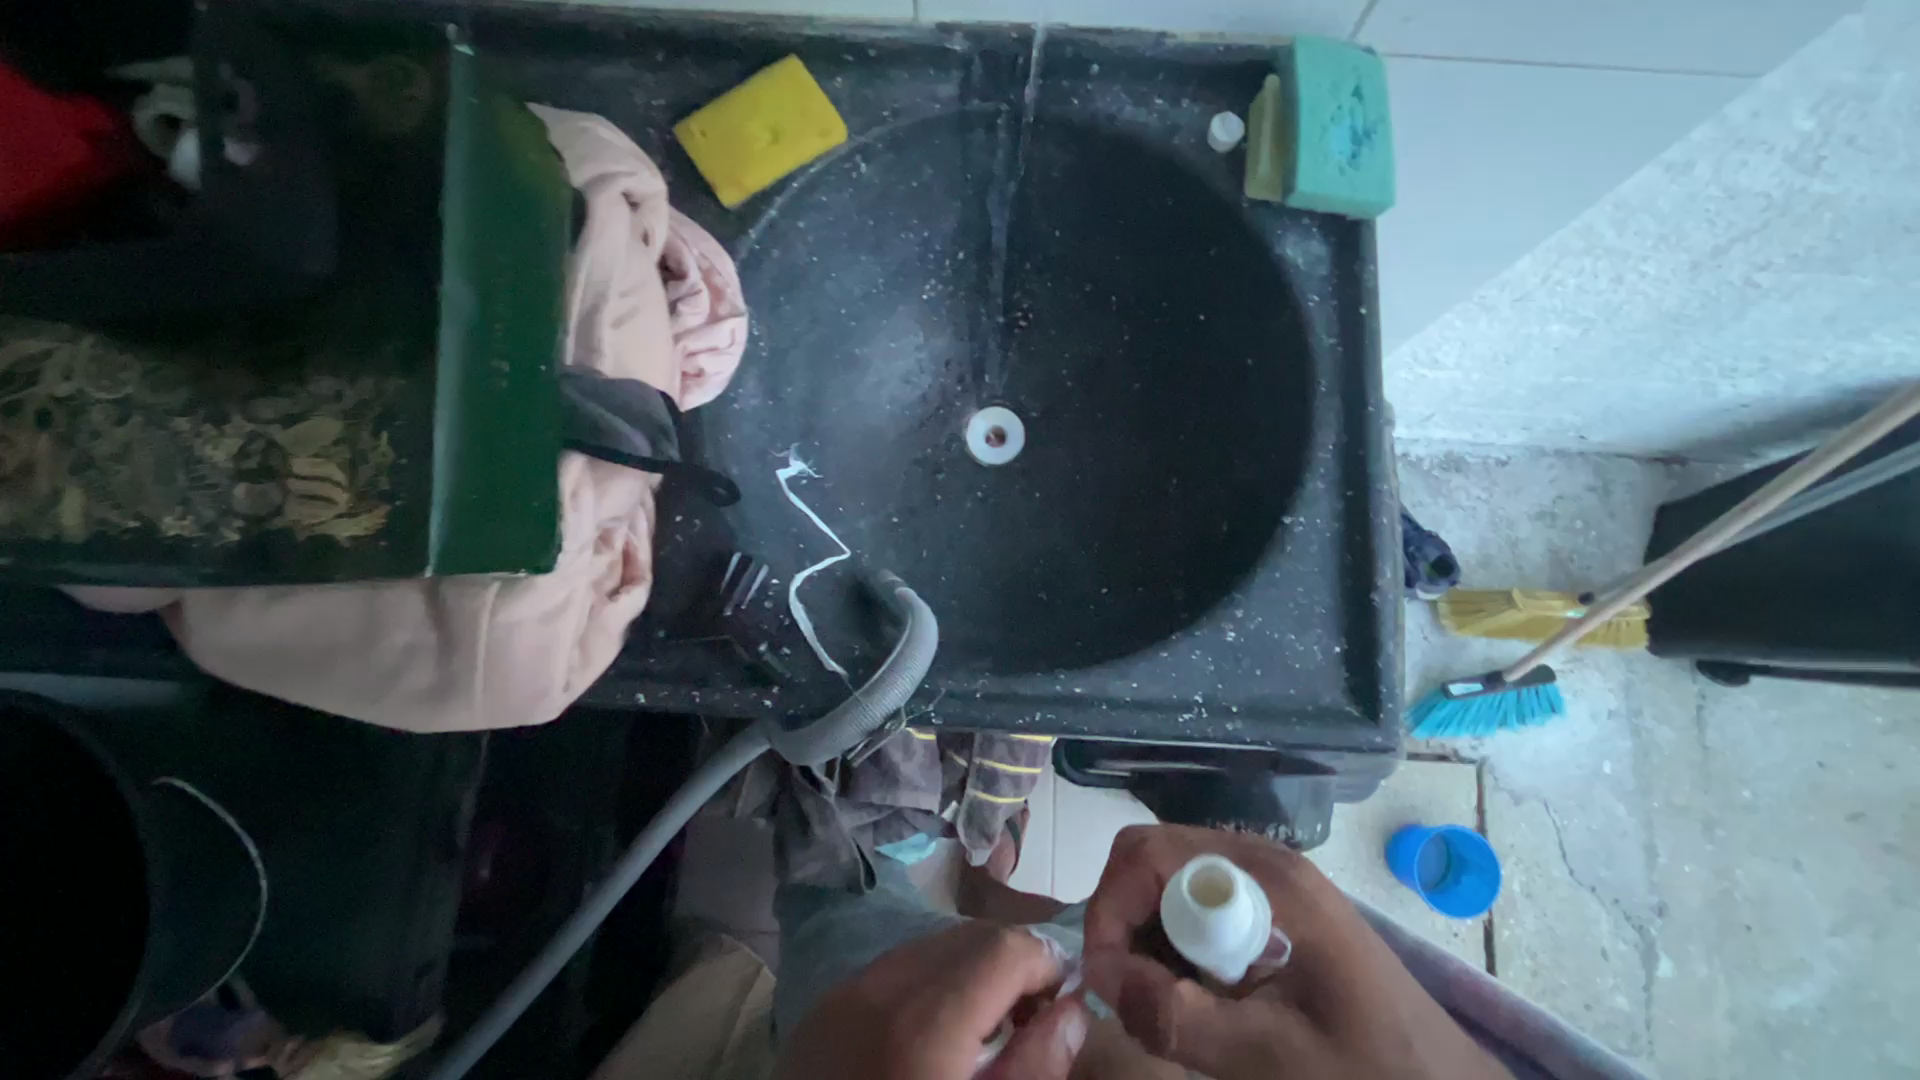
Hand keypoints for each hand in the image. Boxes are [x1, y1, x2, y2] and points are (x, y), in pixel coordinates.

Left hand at [775, 920, 1090, 1079]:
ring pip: (930, 946)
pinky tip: (934, 1032)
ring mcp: (844, 994)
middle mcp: (880, 990)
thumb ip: (1035, 1070)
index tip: (1062, 1001)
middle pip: (969, 936)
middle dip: (1011, 963)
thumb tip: (1071, 1009)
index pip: (1004, 947)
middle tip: (1031, 1018)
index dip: (1045, 963)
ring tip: (984, 1027)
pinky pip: (892, 968)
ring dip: (970, 969)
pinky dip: (928, 982)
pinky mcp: (821, 1010)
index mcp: (925, 1027)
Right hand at [1082, 825, 1512, 1079]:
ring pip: (1168, 880)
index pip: (1147, 854)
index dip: (1111, 910)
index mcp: (1264, 878)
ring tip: (1177, 1005)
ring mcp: (1270, 877)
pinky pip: (1197, 902)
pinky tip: (1207, 996)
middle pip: (1152, 859)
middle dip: (1126, 923)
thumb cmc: (1367, 1071)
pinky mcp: (1275, 902)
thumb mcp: (1270, 1056)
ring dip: (1151, 938)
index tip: (1109, 981)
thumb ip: (1178, 1015)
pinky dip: (1179, 944)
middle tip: (1138, 995)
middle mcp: (1260, 859)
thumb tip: (1099, 974)